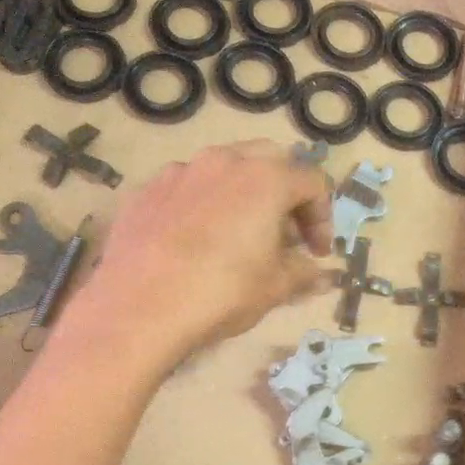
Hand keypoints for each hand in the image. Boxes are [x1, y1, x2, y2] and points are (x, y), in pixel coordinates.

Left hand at [61, 141, 332, 364]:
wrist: (141, 306)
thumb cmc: (224, 293)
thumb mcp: (277, 288)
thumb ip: (306, 273)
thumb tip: (323, 275)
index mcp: (266, 180)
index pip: (312, 183)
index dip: (324, 218)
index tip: (319, 253)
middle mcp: (224, 162)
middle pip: (271, 159)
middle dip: (287, 192)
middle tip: (288, 232)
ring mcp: (181, 171)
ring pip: (226, 167)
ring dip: (245, 193)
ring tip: (243, 234)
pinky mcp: (148, 190)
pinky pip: (189, 186)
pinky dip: (206, 204)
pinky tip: (200, 241)